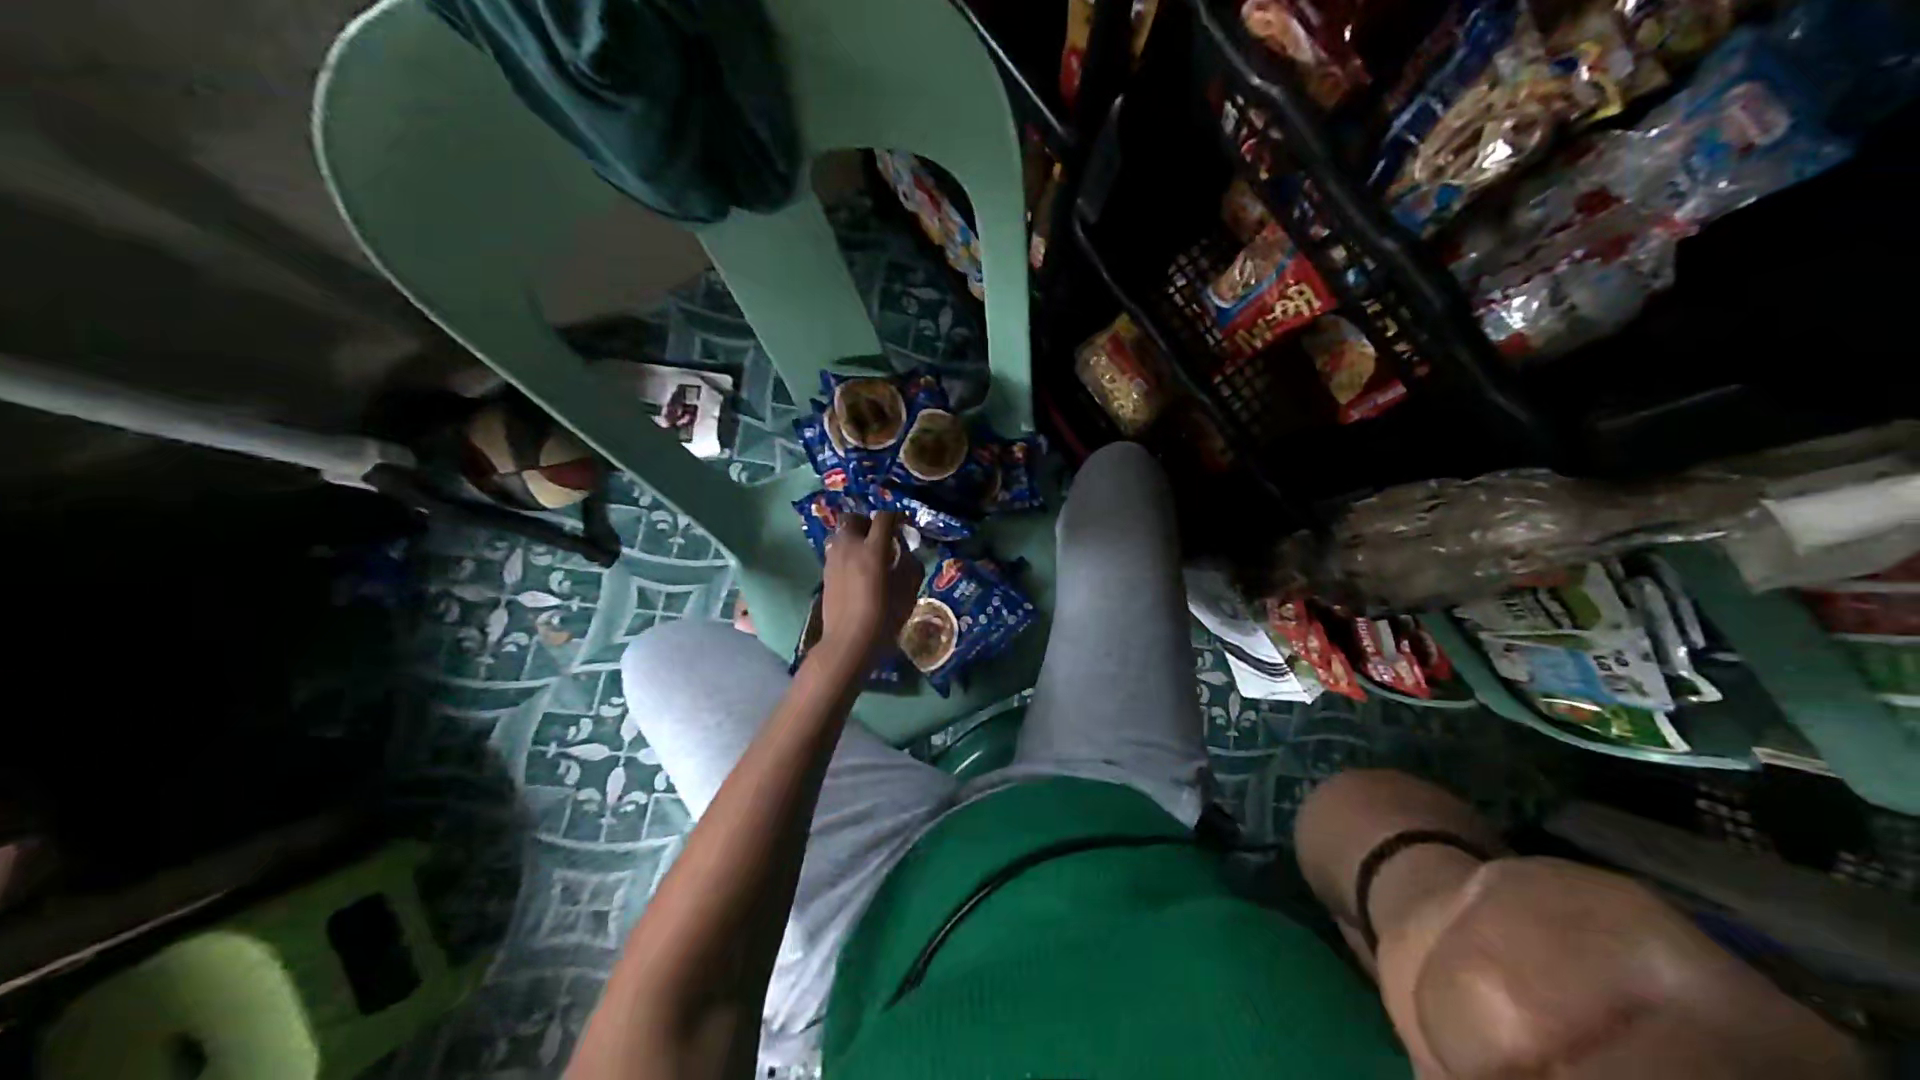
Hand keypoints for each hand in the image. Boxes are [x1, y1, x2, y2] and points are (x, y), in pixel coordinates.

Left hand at [820, 510, 922, 665]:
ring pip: (839, 534)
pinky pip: (834, 551)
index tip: (904, 525)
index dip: (896, 517)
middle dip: (867, 522)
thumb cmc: (883, 619)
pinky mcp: (824, 574)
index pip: (883, 518)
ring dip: (853, 537)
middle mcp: (849, 548)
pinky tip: (856, 570)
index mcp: (872, 550)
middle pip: (852, 519)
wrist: (848, 642)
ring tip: (866, 553)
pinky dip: (845, 552)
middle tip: (880, 537)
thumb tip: (908, 554)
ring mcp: (833, 560)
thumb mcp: (908, 593)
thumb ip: (911, 567)